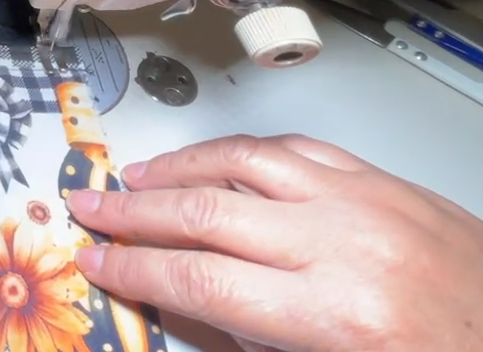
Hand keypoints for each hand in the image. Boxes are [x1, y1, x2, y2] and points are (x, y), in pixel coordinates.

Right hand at [66, 134, 482, 351]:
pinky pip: (296, 150)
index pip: (202, 282)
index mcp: (345, 319)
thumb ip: (261, 346)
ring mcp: (373, 201)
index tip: (92, 261)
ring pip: (241, 161)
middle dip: (133, 212)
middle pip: (206, 211)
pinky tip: (214, 160)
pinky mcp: (395, 183)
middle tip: (86, 208)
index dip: (135, 271)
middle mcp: (350, 244)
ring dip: (176, 167)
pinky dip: (241, 152)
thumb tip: (186, 311)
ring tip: (133, 177)